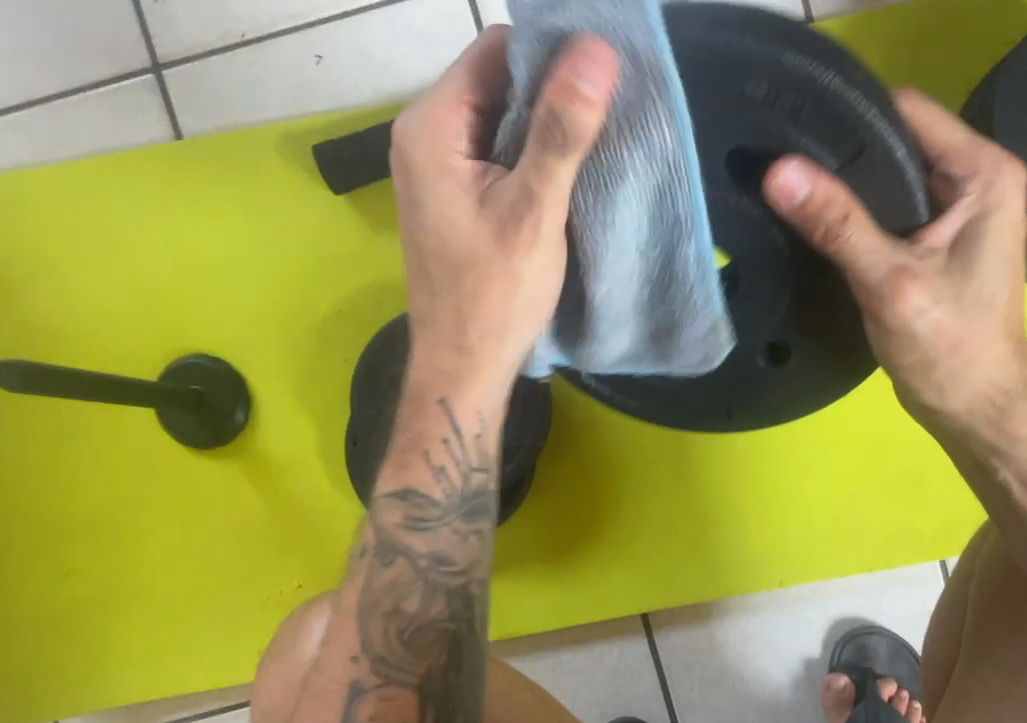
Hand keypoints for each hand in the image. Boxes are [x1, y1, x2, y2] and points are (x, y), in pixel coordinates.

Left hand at [390, 28, 619, 398]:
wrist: (464, 367)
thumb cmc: (495, 296)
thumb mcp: (534, 210)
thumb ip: (561, 130)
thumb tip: (597, 51)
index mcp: (430, 127)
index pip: (495, 51)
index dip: (550, 57)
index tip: (601, 81)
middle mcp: (422, 136)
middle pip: (495, 82)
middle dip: (549, 94)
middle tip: (604, 117)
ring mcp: (434, 168)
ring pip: (497, 119)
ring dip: (542, 128)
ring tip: (590, 147)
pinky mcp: (451, 196)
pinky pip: (493, 154)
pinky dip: (528, 157)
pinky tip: (561, 177)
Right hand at [762, 90, 1026, 437]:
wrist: (977, 409)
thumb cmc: (949, 349)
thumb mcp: (889, 282)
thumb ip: (838, 224)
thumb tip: (778, 171)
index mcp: (983, 173)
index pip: (906, 112)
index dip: (849, 119)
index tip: (792, 136)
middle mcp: (976, 180)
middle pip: (895, 142)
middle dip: (842, 155)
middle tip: (782, 171)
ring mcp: (955, 212)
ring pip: (887, 178)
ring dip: (845, 189)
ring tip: (790, 194)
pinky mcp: (935, 242)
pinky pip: (888, 211)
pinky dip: (855, 218)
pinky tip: (817, 226)